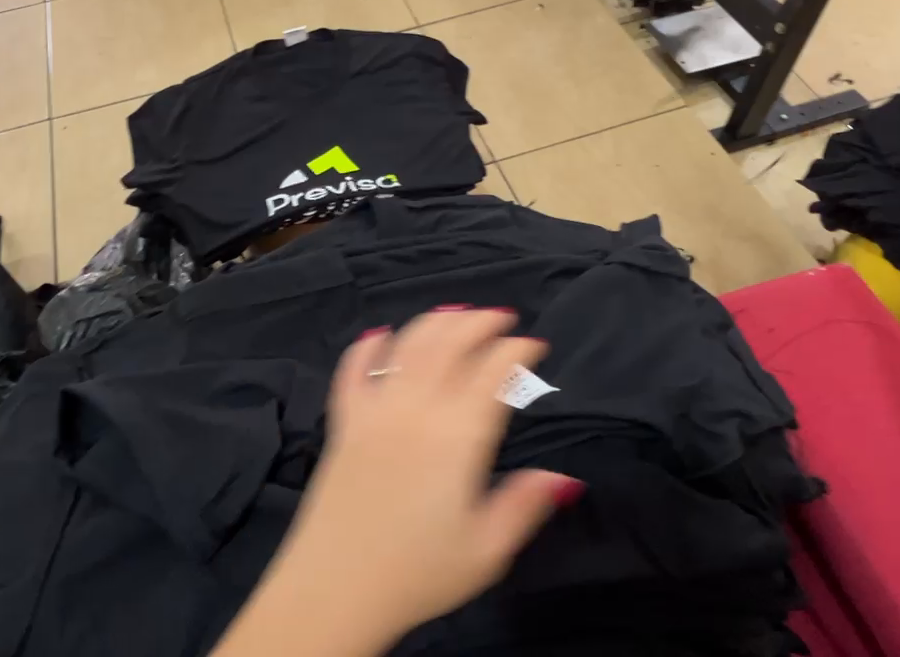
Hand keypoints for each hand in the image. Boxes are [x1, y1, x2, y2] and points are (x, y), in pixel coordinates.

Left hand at [215, 308, 581, 656]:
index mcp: (457, 436)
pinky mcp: (343, 421)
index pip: (492, 373)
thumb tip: (564, 476)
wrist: (335, 587)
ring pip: (406, 347)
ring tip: (454, 313)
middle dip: (479, 323)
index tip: (534, 346)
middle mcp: (415, 409)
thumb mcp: (486, 550)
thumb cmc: (418, 572)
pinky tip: (379, 334)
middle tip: (501, 317)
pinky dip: (366, 348)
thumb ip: (524, 505)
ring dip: (433, 323)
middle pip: (449, 345)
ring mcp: (374, 410)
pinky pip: (352, 371)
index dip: (516, 352)